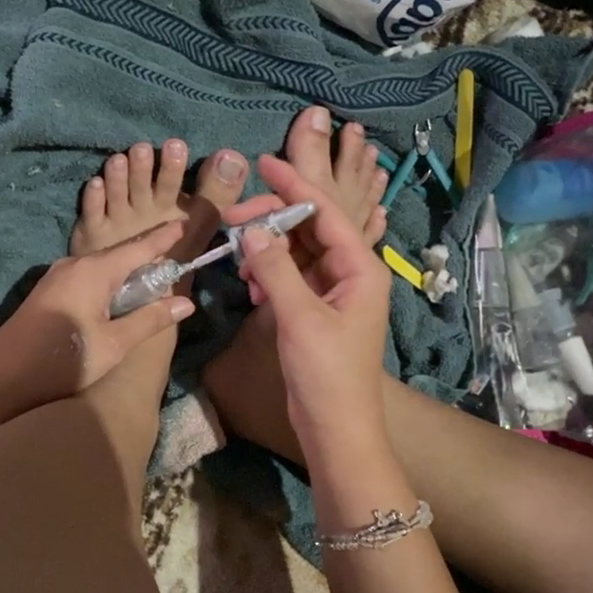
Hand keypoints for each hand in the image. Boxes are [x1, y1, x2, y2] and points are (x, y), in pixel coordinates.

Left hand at [0, 220, 195, 407]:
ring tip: (152, 282)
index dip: (164, 238)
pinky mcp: (49, 293)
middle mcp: (75, 265)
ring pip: (103, 268)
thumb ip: (149, 320)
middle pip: (120, 255)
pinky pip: (88, 279)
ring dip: (127, 274)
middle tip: (175, 259)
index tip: (184, 222)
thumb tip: (185, 302)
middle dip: (147, 257)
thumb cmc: (63, 360)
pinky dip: (109, 284)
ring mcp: (58, 277)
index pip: (139, 248)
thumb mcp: (114, 344)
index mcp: (94, 271)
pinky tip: (119, 299)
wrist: (2, 377)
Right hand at [227, 154, 391, 452]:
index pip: (327, 213)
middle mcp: (350, 273)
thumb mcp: (299, 318)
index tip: (264, 163)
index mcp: (361, 269)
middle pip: (310, 229)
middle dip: (272, 220)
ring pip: (297, 252)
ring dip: (267, 250)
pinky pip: (290, 277)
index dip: (295, 186)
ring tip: (239, 259)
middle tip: (231, 219)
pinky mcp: (315, 311)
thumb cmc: (327, 374)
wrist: (337, 429)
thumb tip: (252, 229)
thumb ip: (276, 269)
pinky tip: (250, 284)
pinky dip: (269, 274)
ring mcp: (333, 293)